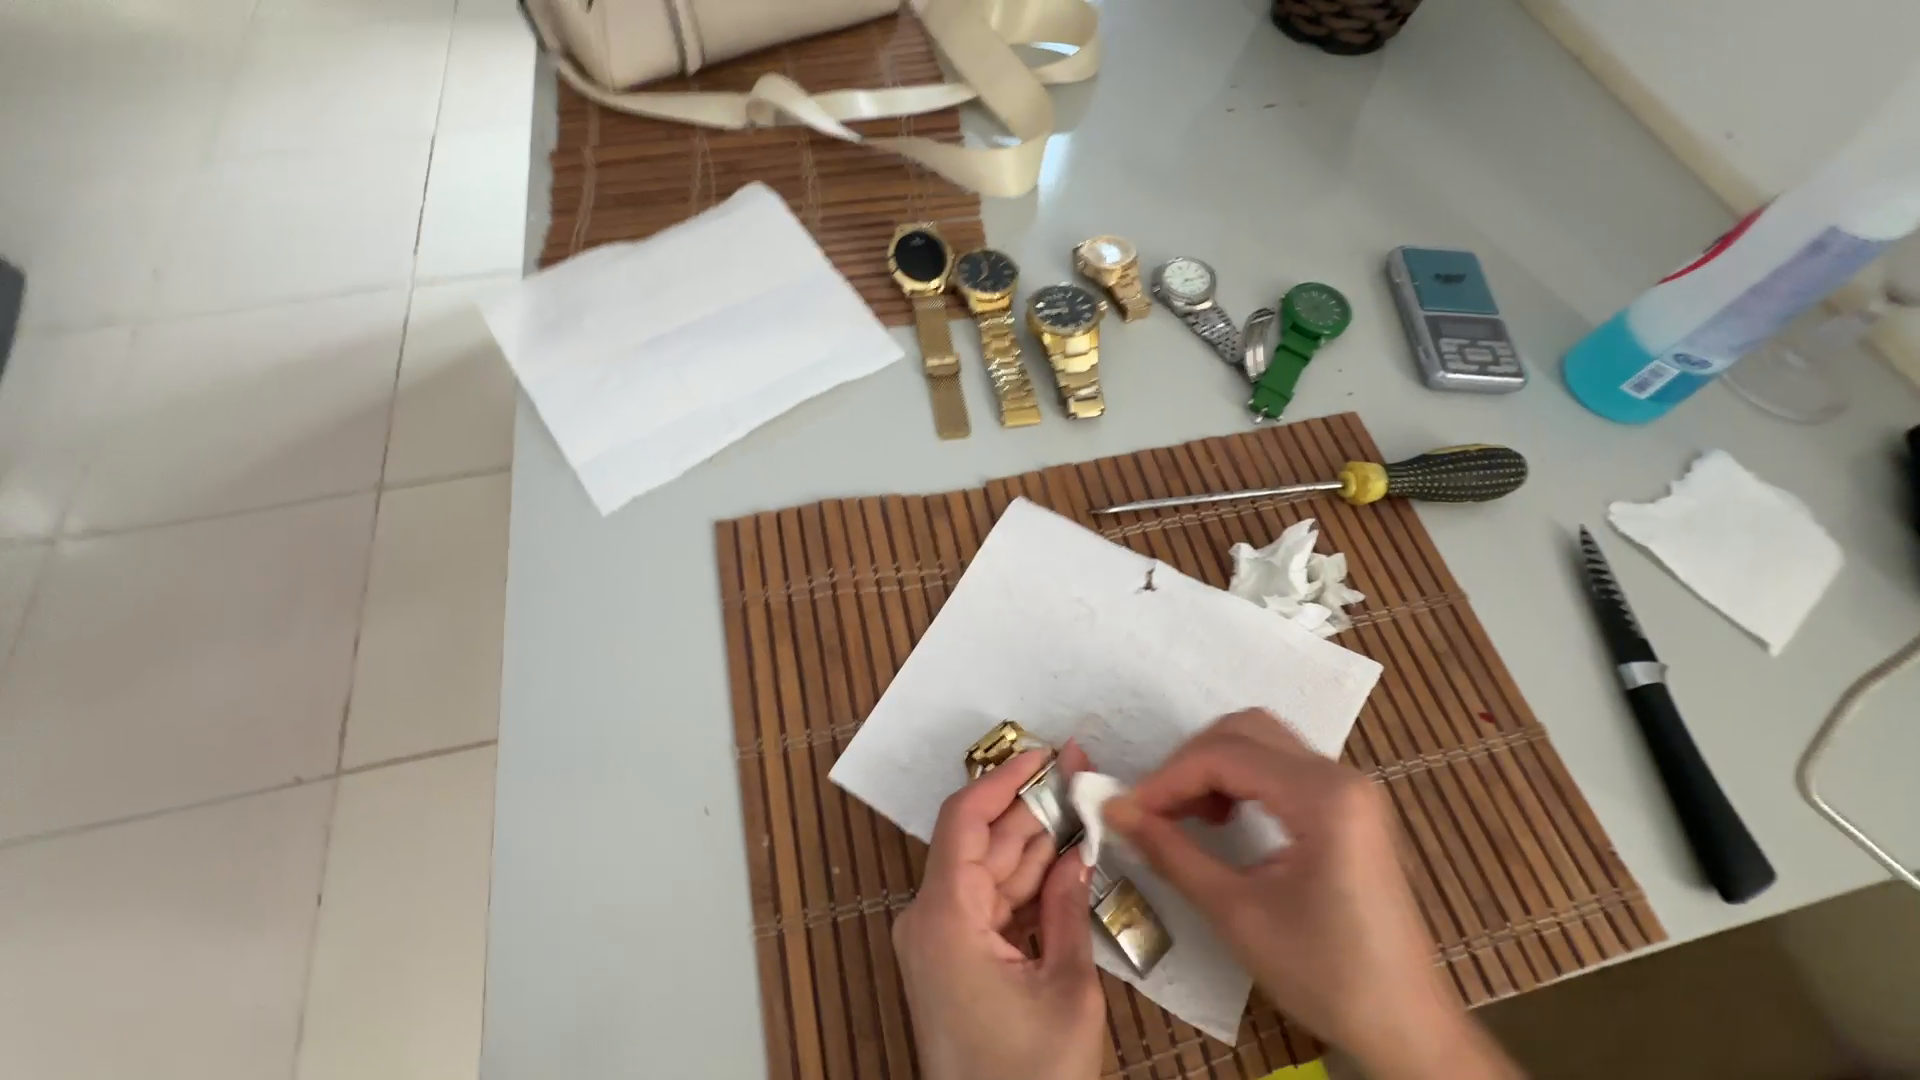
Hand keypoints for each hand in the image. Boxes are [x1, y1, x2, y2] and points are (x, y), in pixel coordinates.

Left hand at [893, 745, 1105, 1079]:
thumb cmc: (1029, 1074)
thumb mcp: (1066, 988)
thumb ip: (1067, 909)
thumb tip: (1076, 854)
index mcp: (944, 918)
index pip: (965, 821)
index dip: (1002, 780)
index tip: (1041, 754)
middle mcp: (931, 919)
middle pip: (981, 841)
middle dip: (1030, 806)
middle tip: (1077, 773)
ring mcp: (941, 938)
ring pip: (990, 869)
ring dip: (1033, 840)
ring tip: (1078, 807)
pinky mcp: (956, 957)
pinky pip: (993, 902)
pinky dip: (1027, 881)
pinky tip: (1064, 857)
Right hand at [1104, 710, 1519, 1079]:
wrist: (1406, 1027)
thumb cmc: (1325, 975)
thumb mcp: (1236, 914)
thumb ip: (1171, 852)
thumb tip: (1115, 810)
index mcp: (1323, 797)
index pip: (1225, 755)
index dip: (1167, 779)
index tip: (1127, 811)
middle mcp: (1340, 776)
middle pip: (1245, 731)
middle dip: (1189, 763)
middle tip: (1155, 809)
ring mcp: (1349, 789)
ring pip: (1262, 742)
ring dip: (1213, 768)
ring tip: (1184, 816)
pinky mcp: (1348, 806)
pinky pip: (1282, 767)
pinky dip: (1240, 780)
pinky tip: (1222, 820)